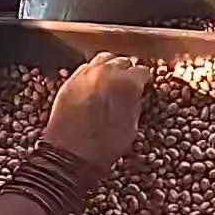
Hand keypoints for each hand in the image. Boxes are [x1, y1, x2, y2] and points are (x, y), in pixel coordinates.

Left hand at [42, 52, 152, 168]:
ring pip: (103, 59)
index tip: (144, 85)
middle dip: (127, 71)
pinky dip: (92, 73)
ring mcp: (85, 75)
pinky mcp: (69, 81)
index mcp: (127, 83)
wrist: (70, 154)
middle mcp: (106, 72)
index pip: (142, 71)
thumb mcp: (132, 128)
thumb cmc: (103, 146)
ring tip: (111, 80)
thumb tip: (135, 96)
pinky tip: (94, 85)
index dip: (145, 80)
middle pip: (122, 61)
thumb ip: (135, 104)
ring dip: (110, 67)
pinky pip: (85, 69)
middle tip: (128, 83)